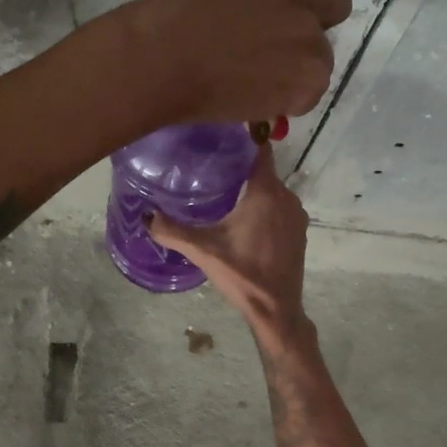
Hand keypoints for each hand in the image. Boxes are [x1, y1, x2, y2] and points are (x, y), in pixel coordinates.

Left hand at [120, 0, 351, 124]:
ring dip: (311, 11)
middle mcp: (312, 39)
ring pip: (332, 1)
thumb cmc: (195, 98)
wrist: (160, 58)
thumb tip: (267, 89)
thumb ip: (269, 97)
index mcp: (307, 83)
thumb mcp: (242, 112)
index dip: (288, 89)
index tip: (264, 89)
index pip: (312, 86)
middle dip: (299, 53)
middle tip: (266, 54)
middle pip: (321, 46)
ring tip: (273, 16)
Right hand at [149, 144, 308, 335]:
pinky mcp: (300, 233)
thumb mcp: (203, 251)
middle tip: (213, 169)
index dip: (244, 140)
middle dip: (242, 169)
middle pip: (263, 172)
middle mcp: (287, 197)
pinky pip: (280, 210)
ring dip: (254, 192)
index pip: (259, 150)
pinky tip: (246, 221)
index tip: (223, 137)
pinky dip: (266, 210)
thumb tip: (146, 216)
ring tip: (227, 194)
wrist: (276, 309)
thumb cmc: (242, 274)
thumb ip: (173, 231)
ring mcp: (297, 216)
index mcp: (266, 192)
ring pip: (273, 192)